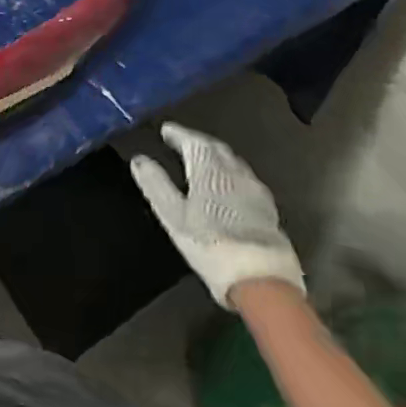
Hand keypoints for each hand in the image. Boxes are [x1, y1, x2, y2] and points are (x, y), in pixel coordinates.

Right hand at [128, 122, 303, 308]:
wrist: (259, 276)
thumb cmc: (208, 243)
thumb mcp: (172, 215)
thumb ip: (156, 185)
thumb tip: (140, 159)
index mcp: (211, 173)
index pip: (196, 143)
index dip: (180, 134)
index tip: (166, 129)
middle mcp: (236, 176)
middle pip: (218, 150)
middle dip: (198, 141)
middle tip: (180, 140)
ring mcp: (255, 191)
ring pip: (234, 163)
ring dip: (215, 155)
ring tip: (199, 156)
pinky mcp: (266, 207)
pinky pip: (244, 177)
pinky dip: (228, 170)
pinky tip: (224, 181)